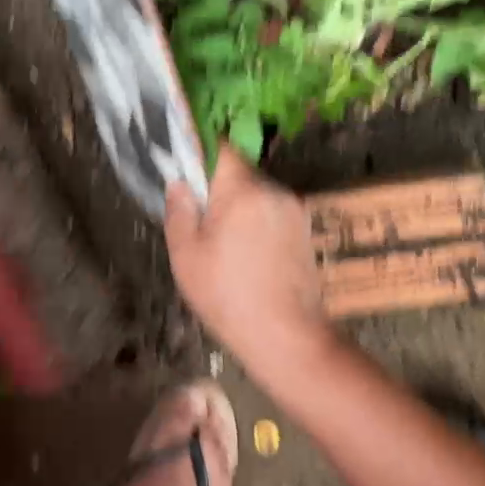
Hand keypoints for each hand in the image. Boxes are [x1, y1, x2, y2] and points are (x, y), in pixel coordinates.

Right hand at [164, 148, 322, 364]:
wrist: (287, 337)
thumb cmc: (227, 296)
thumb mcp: (186, 256)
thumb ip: (179, 211)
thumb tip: (179, 182)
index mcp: (242, 191)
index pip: (220, 148)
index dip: (199, 153)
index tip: (184, 172)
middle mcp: (273, 191)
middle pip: (238, 172)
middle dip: (217, 187)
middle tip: (199, 218)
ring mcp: (294, 210)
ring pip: (256, 193)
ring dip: (237, 206)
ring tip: (223, 243)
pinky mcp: (304, 230)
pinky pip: (271, 211)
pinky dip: (255, 222)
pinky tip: (246, 254)